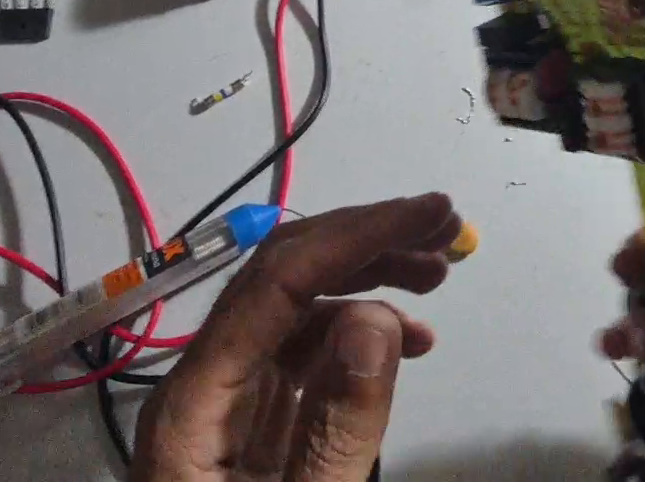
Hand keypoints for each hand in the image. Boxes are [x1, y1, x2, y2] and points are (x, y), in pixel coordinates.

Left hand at [131, 193, 462, 481]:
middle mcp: (207, 376)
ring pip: (301, 299)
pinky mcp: (254, 413)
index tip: (432, 212)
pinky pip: (309, 346)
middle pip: (286, 272)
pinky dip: (364, 326)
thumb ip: (335, 432)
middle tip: (447, 225)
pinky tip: (413, 337)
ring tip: (440, 268)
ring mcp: (230, 392)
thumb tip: (376, 316)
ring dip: (372, 272)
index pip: (280, 278)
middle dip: (371, 236)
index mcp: (196, 399)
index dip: (360, 232)